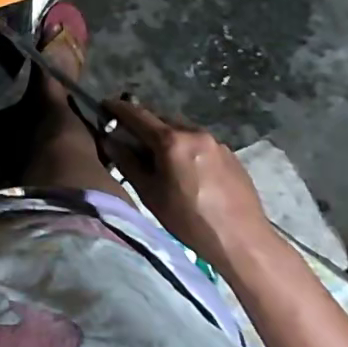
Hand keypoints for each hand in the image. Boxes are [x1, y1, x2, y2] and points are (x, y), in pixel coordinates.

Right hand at [102, 98, 271, 261]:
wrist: (243, 241)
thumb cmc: (190, 220)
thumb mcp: (151, 194)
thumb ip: (127, 163)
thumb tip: (110, 141)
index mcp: (172, 140)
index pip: (137, 114)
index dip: (118, 108)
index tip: (104, 105)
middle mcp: (194, 132)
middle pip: (161, 119)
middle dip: (143, 124)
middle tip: (130, 137)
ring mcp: (216, 141)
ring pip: (181, 129)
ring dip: (166, 136)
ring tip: (158, 156)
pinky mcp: (230, 154)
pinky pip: (199, 142)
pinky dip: (185, 147)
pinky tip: (185, 169)